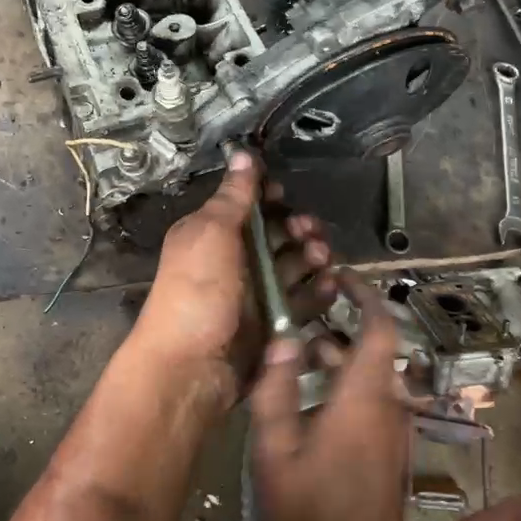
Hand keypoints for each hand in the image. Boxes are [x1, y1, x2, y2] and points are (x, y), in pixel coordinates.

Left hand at [132, 150, 335, 405]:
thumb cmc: (196, 292)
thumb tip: (241, 153)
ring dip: (312, 258)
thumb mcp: (211, 234)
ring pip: (293, 267)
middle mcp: (233, 261)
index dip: (268, 198)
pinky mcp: (273, 325)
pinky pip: (301, 302)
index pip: (246, 206)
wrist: (192, 368)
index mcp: (211, 234)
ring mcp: (254, 294)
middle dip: (298, 228)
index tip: (284, 194)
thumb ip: (233, 196)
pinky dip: (316, 293)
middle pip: (276, 235)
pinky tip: (329, 286)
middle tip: (310, 232)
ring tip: (322, 259)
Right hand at [250, 275, 413, 520]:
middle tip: (306, 305)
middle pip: (376, 348)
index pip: (381, 328)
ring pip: (372, 374)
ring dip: (340, 353)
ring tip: (300, 344)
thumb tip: (283, 336)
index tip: (339, 274)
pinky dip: (346, 380)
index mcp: (364, 397)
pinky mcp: (387, 450)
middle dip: (343, 321)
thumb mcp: (274, 446)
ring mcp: (392, 430)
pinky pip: (372, 398)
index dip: (365, 295)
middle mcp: (387, 406)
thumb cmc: (310, 509)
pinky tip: (310, 390)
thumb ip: (275, 386)